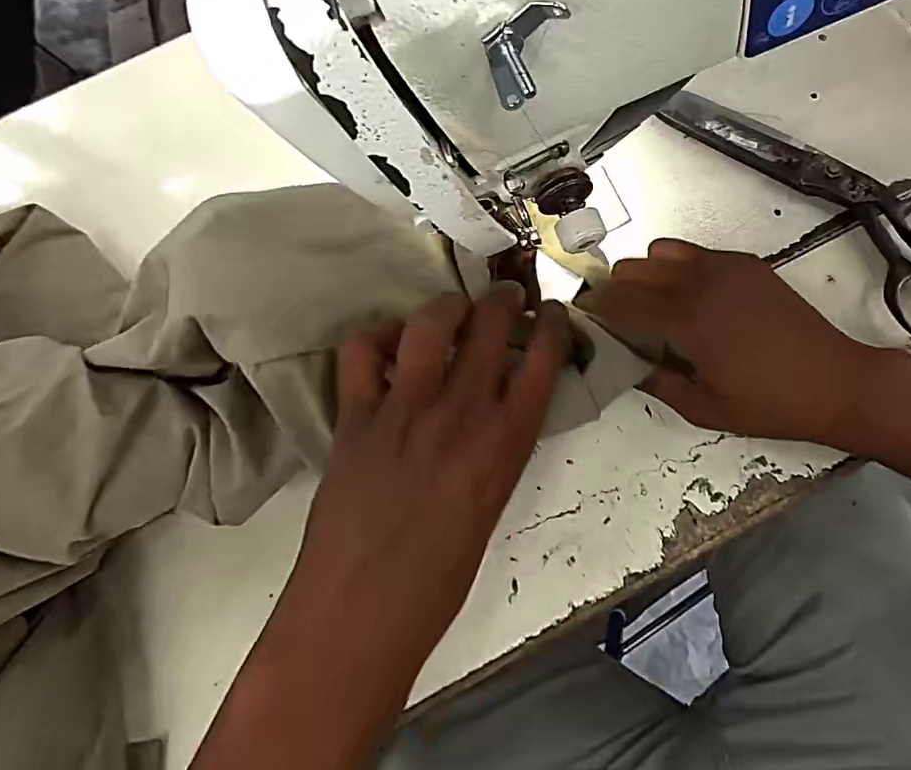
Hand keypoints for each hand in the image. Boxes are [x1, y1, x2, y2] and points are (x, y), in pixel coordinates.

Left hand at [300, 284, 572, 665]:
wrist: (363, 613)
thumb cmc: (442, 571)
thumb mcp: (495, 495)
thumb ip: (500, 440)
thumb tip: (499, 399)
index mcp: (508, 439)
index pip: (545, 355)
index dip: (554, 322)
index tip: (551, 312)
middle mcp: (463, 413)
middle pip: (492, 323)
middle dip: (504, 297)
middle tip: (504, 297)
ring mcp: (406, 411)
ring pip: (431, 322)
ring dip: (448, 305)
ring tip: (453, 310)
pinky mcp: (356, 419)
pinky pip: (362, 353)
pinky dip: (377, 338)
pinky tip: (389, 349)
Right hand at [584, 240, 908, 450]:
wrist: (835, 380)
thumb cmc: (772, 402)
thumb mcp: (706, 408)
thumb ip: (659, 384)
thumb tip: (631, 366)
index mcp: (687, 317)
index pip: (622, 301)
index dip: (597, 308)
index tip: (587, 318)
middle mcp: (702, 281)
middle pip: (635, 268)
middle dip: (618, 290)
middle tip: (620, 320)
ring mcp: (727, 267)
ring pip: (664, 250)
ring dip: (649, 273)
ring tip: (657, 306)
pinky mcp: (749, 264)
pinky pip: (698, 253)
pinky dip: (682, 268)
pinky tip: (694, 300)